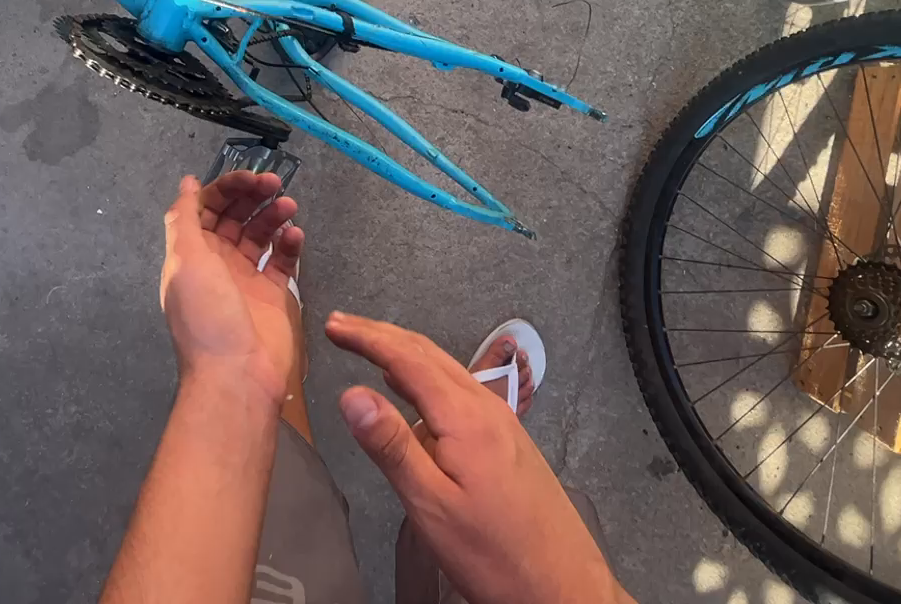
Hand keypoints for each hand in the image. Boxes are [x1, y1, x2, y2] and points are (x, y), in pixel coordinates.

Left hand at [159, 172, 304, 407]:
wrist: (237, 375)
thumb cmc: (208, 314)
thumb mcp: (185, 260)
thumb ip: (184, 217)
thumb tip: (187, 182)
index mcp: (192, 252)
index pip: (207, 207)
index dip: (227, 188)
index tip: (251, 178)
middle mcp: (217, 261)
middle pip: (235, 216)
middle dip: (252, 196)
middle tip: (275, 183)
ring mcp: (246, 278)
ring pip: (260, 233)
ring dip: (273, 215)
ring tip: (289, 206)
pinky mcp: (273, 294)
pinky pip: (283, 260)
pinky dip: (289, 244)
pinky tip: (296, 235)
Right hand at [326, 313, 629, 603]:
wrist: (568, 590)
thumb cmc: (494, 553)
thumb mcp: (433, 506)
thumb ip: (392, 447)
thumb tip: (350, 392)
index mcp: (464, 415)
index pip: (406, 358)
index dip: (366, 337)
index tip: (332, 324)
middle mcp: (484, 404)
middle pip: (426, 352)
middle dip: (380, 334)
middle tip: (340, 325)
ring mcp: (499, 419)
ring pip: (444, 368)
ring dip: (402, 351)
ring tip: (367, 346)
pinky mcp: (506, 437)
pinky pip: (457, 388)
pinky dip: (424, 375)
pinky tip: (411, 390)